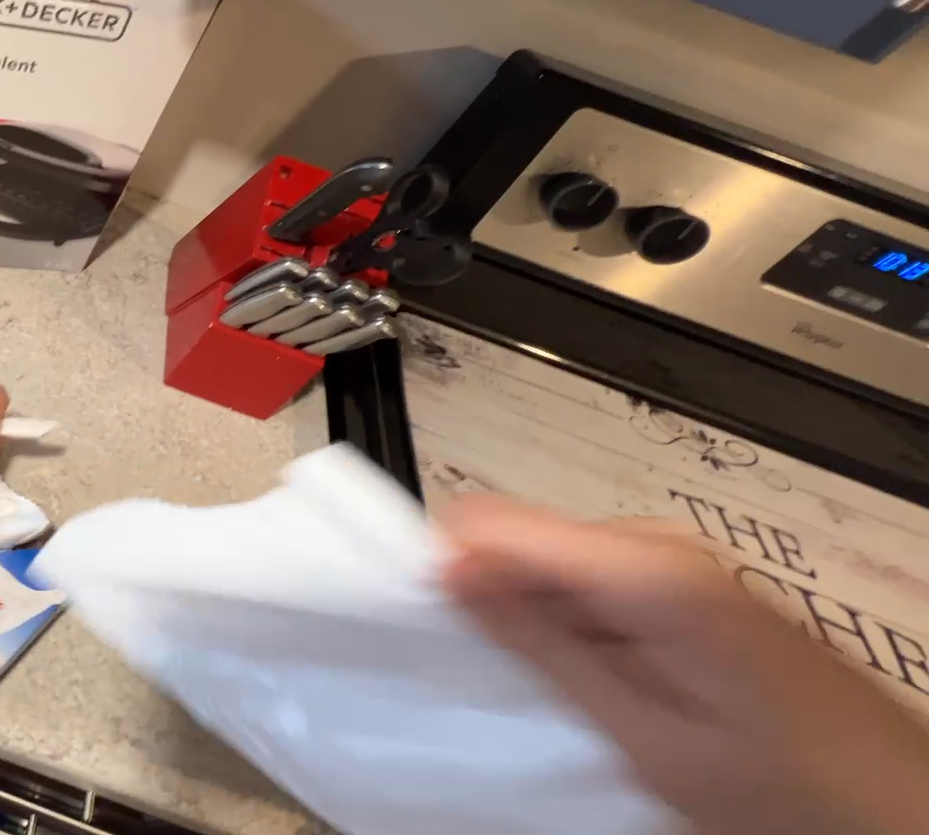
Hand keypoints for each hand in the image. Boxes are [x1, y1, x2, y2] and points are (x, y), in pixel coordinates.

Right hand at [439, 495, 928, 834]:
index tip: (443, 624)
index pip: (487, 520)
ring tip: (567, 684)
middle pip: (513, 536)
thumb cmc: (788, 795)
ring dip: (530, 611)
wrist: (921, 821)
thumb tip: (445, 567)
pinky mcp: (675, 573)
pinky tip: (599, 673)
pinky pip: (578, 572)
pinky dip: (565, 616)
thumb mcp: (646, 737)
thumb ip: (541, 643)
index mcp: (642, 567)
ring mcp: (666, 554)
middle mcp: (651, 539)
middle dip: (492, 594)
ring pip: (540, 556)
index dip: (449, 563)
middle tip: (515, 674)